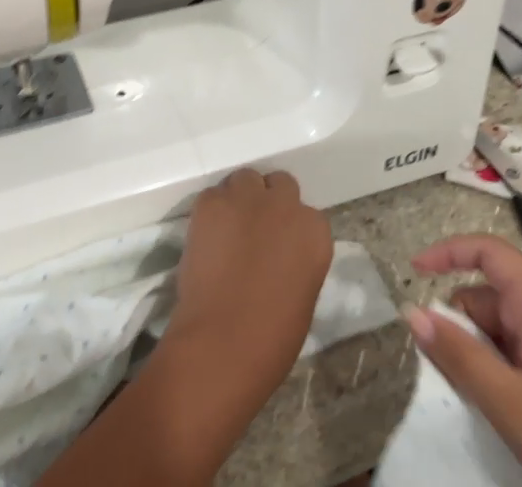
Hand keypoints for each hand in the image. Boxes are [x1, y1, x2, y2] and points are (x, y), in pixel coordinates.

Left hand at [169, 169, 333, 378]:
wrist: (224, 340)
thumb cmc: (272, 337)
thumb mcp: (303, 293)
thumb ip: (297, 260)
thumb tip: (279, 256)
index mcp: (315, 232)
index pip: (307, 214)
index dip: (289, 228)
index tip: (278, 245)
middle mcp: (285, 205)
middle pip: (279, 185)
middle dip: (268, 202)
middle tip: (253, 230)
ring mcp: (246, 199)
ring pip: (245, 180)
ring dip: (240, 198)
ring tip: (228, 228)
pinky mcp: (210, 202)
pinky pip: (213, 194)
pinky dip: (211, 210)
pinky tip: (206, 236)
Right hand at [404, 235, 521, 486]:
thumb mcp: (509, 403)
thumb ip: (459, 356)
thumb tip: (412, 313)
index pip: (492, 253)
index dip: (449, 251)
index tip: (412, 272)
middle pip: (490, 295)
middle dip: (459, 323)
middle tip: (446, 370)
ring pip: (501, 329)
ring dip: (477, 353)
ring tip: (473, 397)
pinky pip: (519, 355)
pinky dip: (496, 371)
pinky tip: (496, 406)